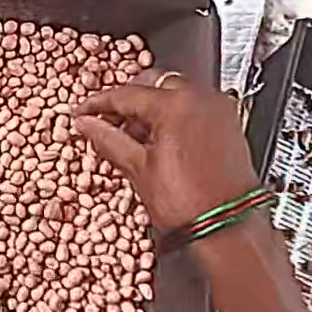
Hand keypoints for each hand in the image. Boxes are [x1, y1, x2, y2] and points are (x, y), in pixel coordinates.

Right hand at [75, 70, 260, 229]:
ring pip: (173, 93)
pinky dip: (169, 116)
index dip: (98, 103)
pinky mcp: (227, 125)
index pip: (126, 94)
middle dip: (125, 102)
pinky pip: (191, 107)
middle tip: (104, 121)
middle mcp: (202, 100)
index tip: (84, 112)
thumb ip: (108, 139)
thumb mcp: (137, 167)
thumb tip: (88, 124)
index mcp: (177, 105)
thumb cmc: (190, 203)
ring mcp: (218, 111)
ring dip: (147, 108)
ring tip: (127, 136)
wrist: (226, 227)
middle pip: (152, 85)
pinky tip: (153, 140)